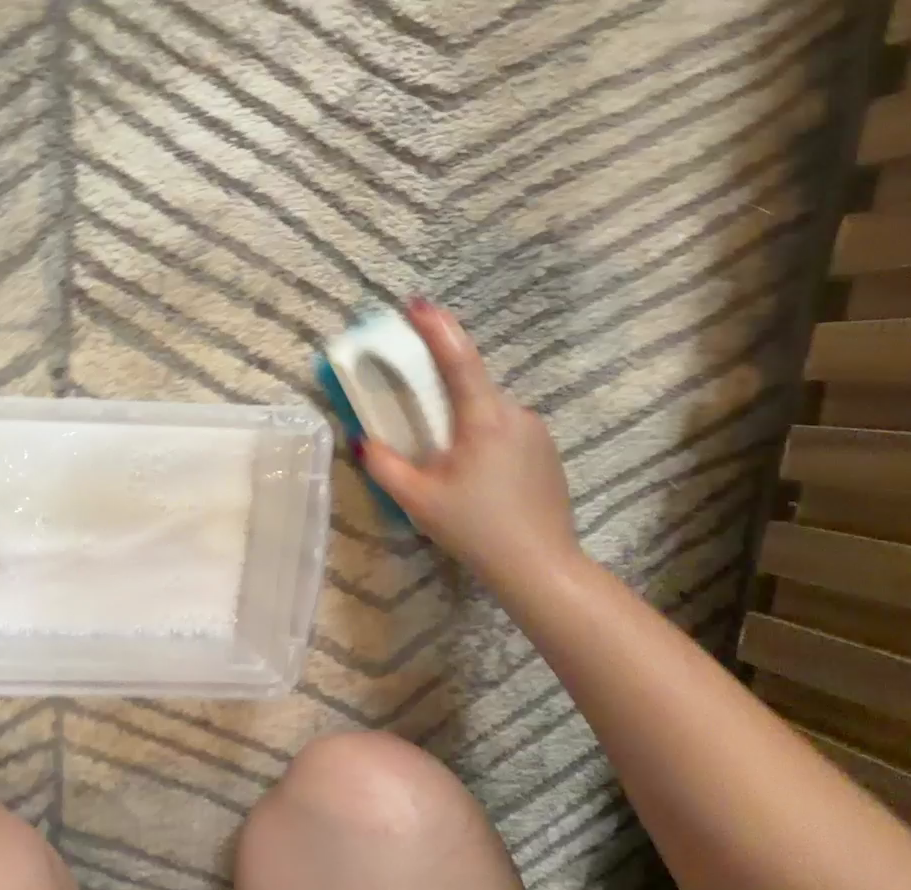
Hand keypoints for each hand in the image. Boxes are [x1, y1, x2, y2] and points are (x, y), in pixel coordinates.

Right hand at [358, 299, 580, 590]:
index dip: (437, 330)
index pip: (458, 361)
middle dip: (438, 398)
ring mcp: (536, 431)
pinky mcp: (545, 451)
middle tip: (414, 426)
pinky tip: (473, 482)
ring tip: (445, 472)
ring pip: (485, 415)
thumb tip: (364, 441)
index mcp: (483, 420)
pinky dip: (479, 444)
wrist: (539, 564)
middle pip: (469, 389)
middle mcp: (515, 414)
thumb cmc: (474, 528)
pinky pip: (502, 433)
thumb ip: (385, 465)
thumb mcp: (416, 499)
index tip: (417, 304)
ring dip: (459, 427)